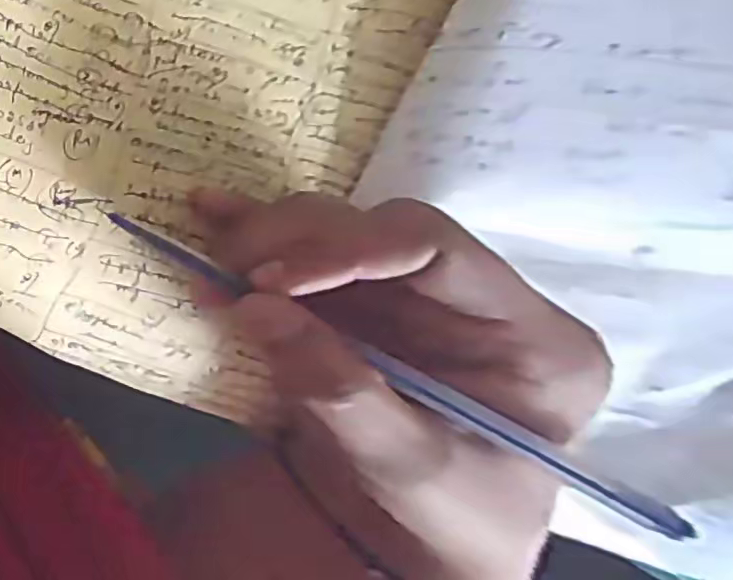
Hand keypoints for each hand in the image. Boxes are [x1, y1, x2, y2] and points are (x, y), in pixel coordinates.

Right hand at [195, 191, 610, 579]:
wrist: (398, 522)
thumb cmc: (435, 506)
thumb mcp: (401, 464)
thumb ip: (339, 388)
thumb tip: (257, 306)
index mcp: (524, 334)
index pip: (431, 248)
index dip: (345, 248)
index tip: (273, 282)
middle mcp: (463, 291)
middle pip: (365, 225)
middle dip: (288, 243)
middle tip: (230, 276)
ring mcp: (400, 281)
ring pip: (321, 221)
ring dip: (258, 238)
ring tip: (214, 273)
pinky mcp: (344, 280)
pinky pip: (292, 235)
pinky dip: (246, 221)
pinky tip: (208, 209)